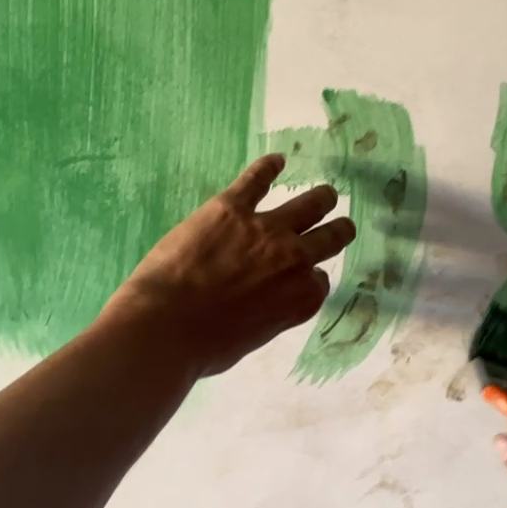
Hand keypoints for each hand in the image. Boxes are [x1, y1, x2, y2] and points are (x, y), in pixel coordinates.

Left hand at [98, 154, 356, 376]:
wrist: (165, 326)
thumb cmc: (206, 347)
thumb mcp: (254, 337)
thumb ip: (272, 313)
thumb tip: (267, 299)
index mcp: (301, 298)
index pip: (319, 280)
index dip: (310, 278)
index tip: (303, 277)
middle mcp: (296, 260)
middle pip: (331, 237)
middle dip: (338, 230)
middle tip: (340, 226)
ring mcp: (267, 229)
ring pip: (310, 204)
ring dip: (321, 199)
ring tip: (325, 195)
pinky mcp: (232, 207)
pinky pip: (256, 179)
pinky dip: (268, 168)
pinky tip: (276, 160)